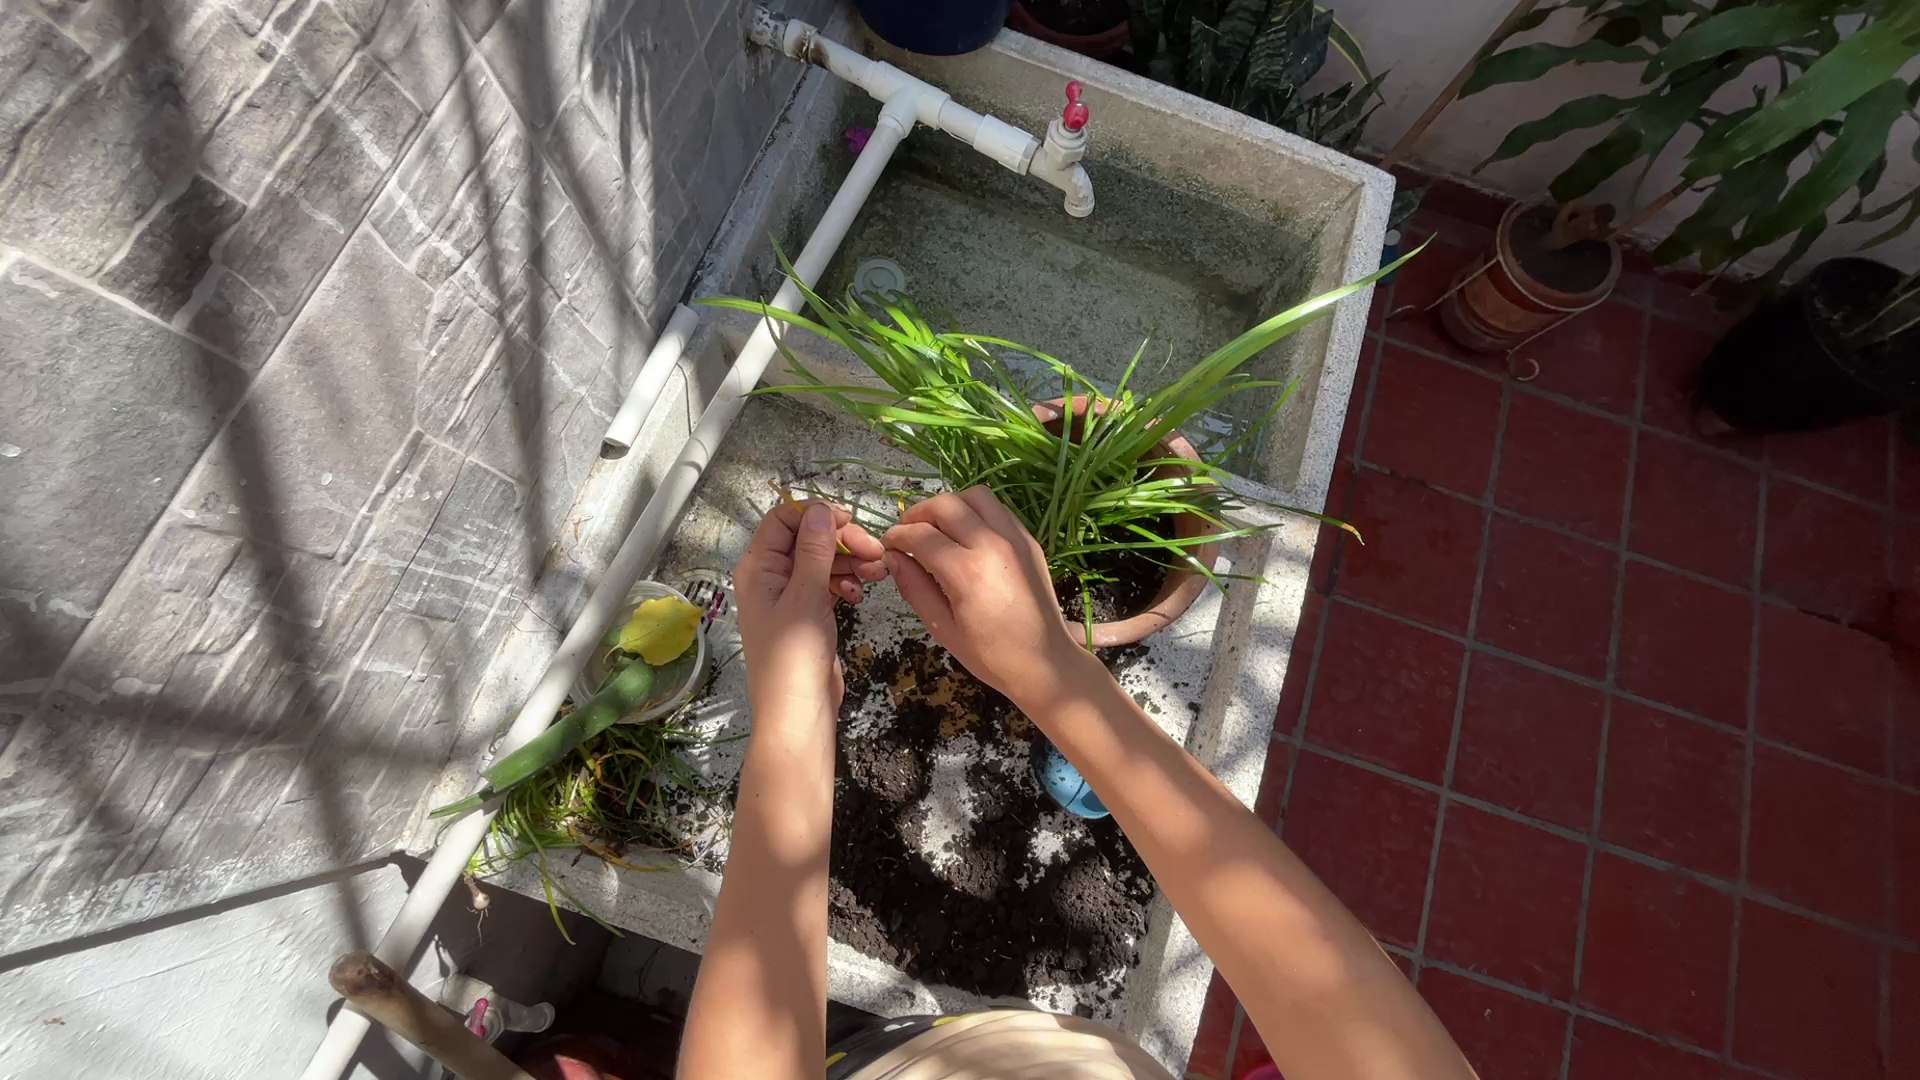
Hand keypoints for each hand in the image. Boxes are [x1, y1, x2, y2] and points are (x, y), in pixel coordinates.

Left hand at [734, 499, 886, 716]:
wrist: (800, 712)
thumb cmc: (795, 654)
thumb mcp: (806, 595)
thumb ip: (814, 549)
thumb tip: (819, 510)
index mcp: (759, 567)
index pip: (783, 520)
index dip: (816, 515)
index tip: (851, 520)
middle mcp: (771, 576)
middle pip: (808, 539)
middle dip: (843, 540)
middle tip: (875, 550)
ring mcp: (790, 595)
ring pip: (823, 561)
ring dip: (851, 561)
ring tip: (878, 573)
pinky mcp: (808, 613)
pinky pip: (828, 583)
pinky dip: (847, 582)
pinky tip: (860, 594)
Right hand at [881, 486, 1089, 705]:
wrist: (1045, 661)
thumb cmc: (991, 654)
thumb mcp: (943, 627)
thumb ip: (914, 587)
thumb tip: (892, 559)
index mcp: (967, 571)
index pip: (921, 536)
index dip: (898, 536)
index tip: (889, 545)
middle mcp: (992, 543)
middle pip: (946, 505)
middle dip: (918, 514)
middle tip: (907, 533)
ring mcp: (1015, 537)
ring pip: (975, 495)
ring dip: (950, 505)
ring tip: (937, 527)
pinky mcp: (1029, 539)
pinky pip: (997, 508)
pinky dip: (976, 511)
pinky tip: (966, 534)